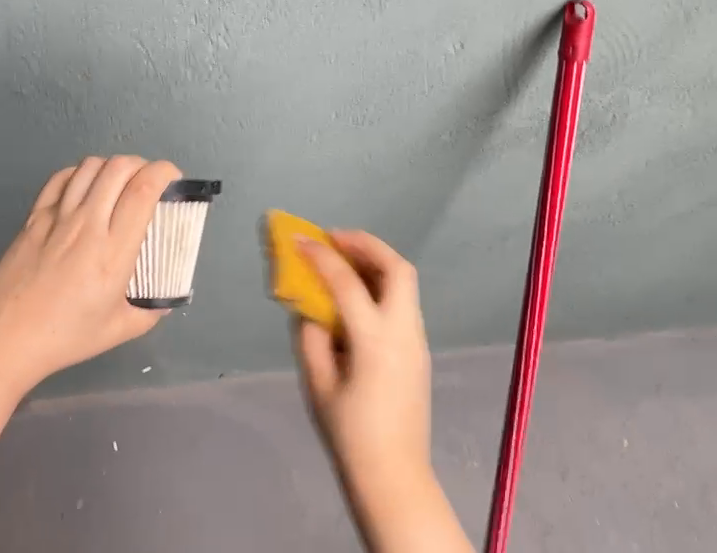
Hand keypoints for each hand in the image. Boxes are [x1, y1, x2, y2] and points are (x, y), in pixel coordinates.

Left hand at [0, 155, 179, 390]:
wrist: (4, 338)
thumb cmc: (64, 337)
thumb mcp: (119, 330)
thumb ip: (150, 311)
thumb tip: (165, 297)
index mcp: (113, 251)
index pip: (143, 190)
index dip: (163, 172)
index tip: (173, 180)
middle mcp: (87, 224)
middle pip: (119, 168)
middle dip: (142, 165)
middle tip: (149, 181)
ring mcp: (57, 216)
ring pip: (90, 166)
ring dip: (112, 166)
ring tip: (119, 182)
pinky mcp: (34, 216)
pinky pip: (60, 178)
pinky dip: (80, 173)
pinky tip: (85, 187)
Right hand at [294, 231, 433, 488]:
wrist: (393, 476)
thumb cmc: (349, 434)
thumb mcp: (318, 383)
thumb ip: (310, 336)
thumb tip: (309, 304)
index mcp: (375, 340)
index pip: (347, 281)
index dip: (320, 255)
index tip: (297, 240)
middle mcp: (404, 332)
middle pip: (396, 267)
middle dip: (365, 244)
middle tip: (332, 240)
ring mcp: (417, 340)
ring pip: (404, 282)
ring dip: (374, 262)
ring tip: (341, 261)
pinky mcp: (419, 350)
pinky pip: (402, 302)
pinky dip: (380, 284)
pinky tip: (355, 295)